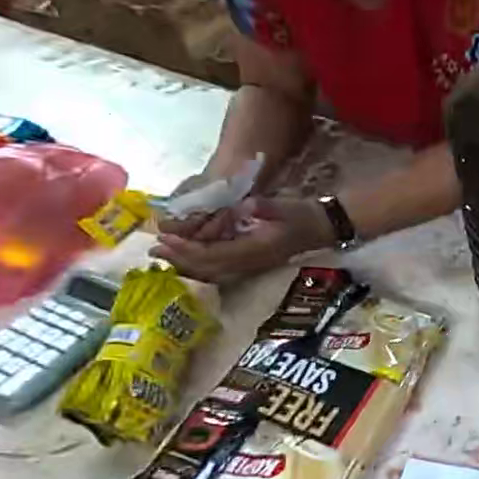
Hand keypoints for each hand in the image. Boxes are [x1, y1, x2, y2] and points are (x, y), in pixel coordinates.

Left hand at [150, 197, 332, 283]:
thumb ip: (262, 207)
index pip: (215, 254)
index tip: (166, 239)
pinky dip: (201, 264)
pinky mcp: (253, 262)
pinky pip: (221, 268)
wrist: (325, 228)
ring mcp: (253, 265)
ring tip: (165, 257)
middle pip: (209, 268)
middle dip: (181, 260)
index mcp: (257, 250)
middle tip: (154, 251)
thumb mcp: (285, 207)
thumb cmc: (305, 216)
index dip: (189, 249)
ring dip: (188, 265)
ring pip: (213, 271)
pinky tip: (189, 258)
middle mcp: (252, 263)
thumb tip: (242, 207)